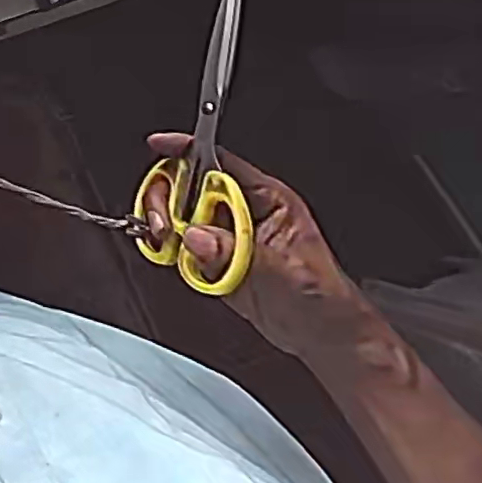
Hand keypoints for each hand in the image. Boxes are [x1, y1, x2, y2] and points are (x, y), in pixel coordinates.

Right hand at [143, 133, 385, 361]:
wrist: (323, 337)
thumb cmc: (322, 298)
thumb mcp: (286, 272)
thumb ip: (238, 252)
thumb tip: (196, 236)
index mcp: (264, 197)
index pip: (217, 160)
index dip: (185, 149)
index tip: (158, 145)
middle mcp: (237, 208)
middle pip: (184, 182)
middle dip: (166, 199)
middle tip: (165, 225)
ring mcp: (220, 231)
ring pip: (173, 210)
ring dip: (163, 226)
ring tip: (169, 246)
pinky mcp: (207, 254)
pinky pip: (173, 239)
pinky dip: (164, 246)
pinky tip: (172, 258)